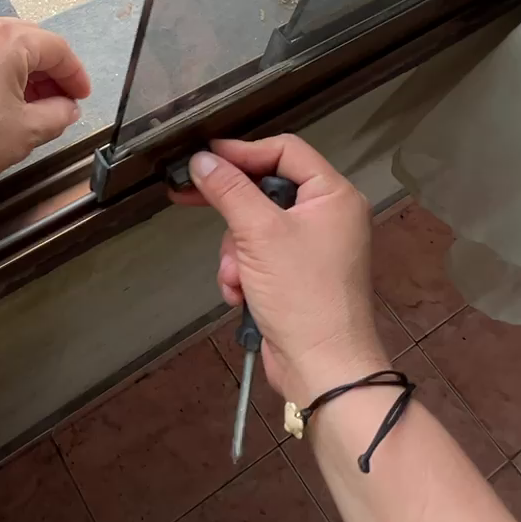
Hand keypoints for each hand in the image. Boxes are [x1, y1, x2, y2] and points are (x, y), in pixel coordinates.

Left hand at [0, 13, 91, 213]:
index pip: (54, 47)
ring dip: (10, 71)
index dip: (74, 74)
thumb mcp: (24, 134)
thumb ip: (57, 114)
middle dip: (43, 71)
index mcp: (2, 38)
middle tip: (55, 103)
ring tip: (19, 106)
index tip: (81, 97)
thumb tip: (65, 108)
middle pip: (21, 40)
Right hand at [169, 135, 389, 404]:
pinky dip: (243, 270)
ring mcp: (312, 245)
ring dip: (235, 250)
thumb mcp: (259, 233)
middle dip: (232, 210)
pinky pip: (257, 253)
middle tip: (188, 196)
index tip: (204, 157)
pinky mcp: (295, 273)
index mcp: (333, 195)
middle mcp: (327, 214)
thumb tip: (201, 159)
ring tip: (236, 276)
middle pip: (265, 188)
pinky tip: (240, 293)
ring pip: (254, 224)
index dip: (242, 151)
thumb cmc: (302, 294)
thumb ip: (229, 190)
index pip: (284, 150)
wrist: (323, 371)